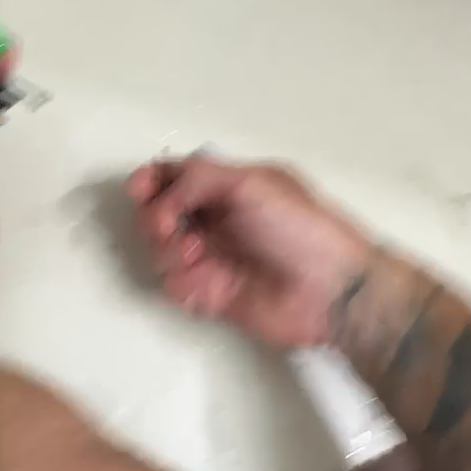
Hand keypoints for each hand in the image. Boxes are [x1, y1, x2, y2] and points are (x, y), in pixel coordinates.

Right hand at [127, 155, 374, 348]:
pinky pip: (175, 285)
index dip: (150, 181)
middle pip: (156, 213)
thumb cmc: (296, 227)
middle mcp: (215, 219)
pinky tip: (204, 283)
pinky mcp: (211, 294)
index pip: (174, 176)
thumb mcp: (251, 184)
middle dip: (154, 219)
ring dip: (170, 252)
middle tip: (170, 228)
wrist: (330, 290)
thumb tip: (161, 200)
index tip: (140, 190)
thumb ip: (197, 179)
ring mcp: (211, 257)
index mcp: (227, 186)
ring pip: (161, 251)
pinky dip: (182, 283)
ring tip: (198, 257)